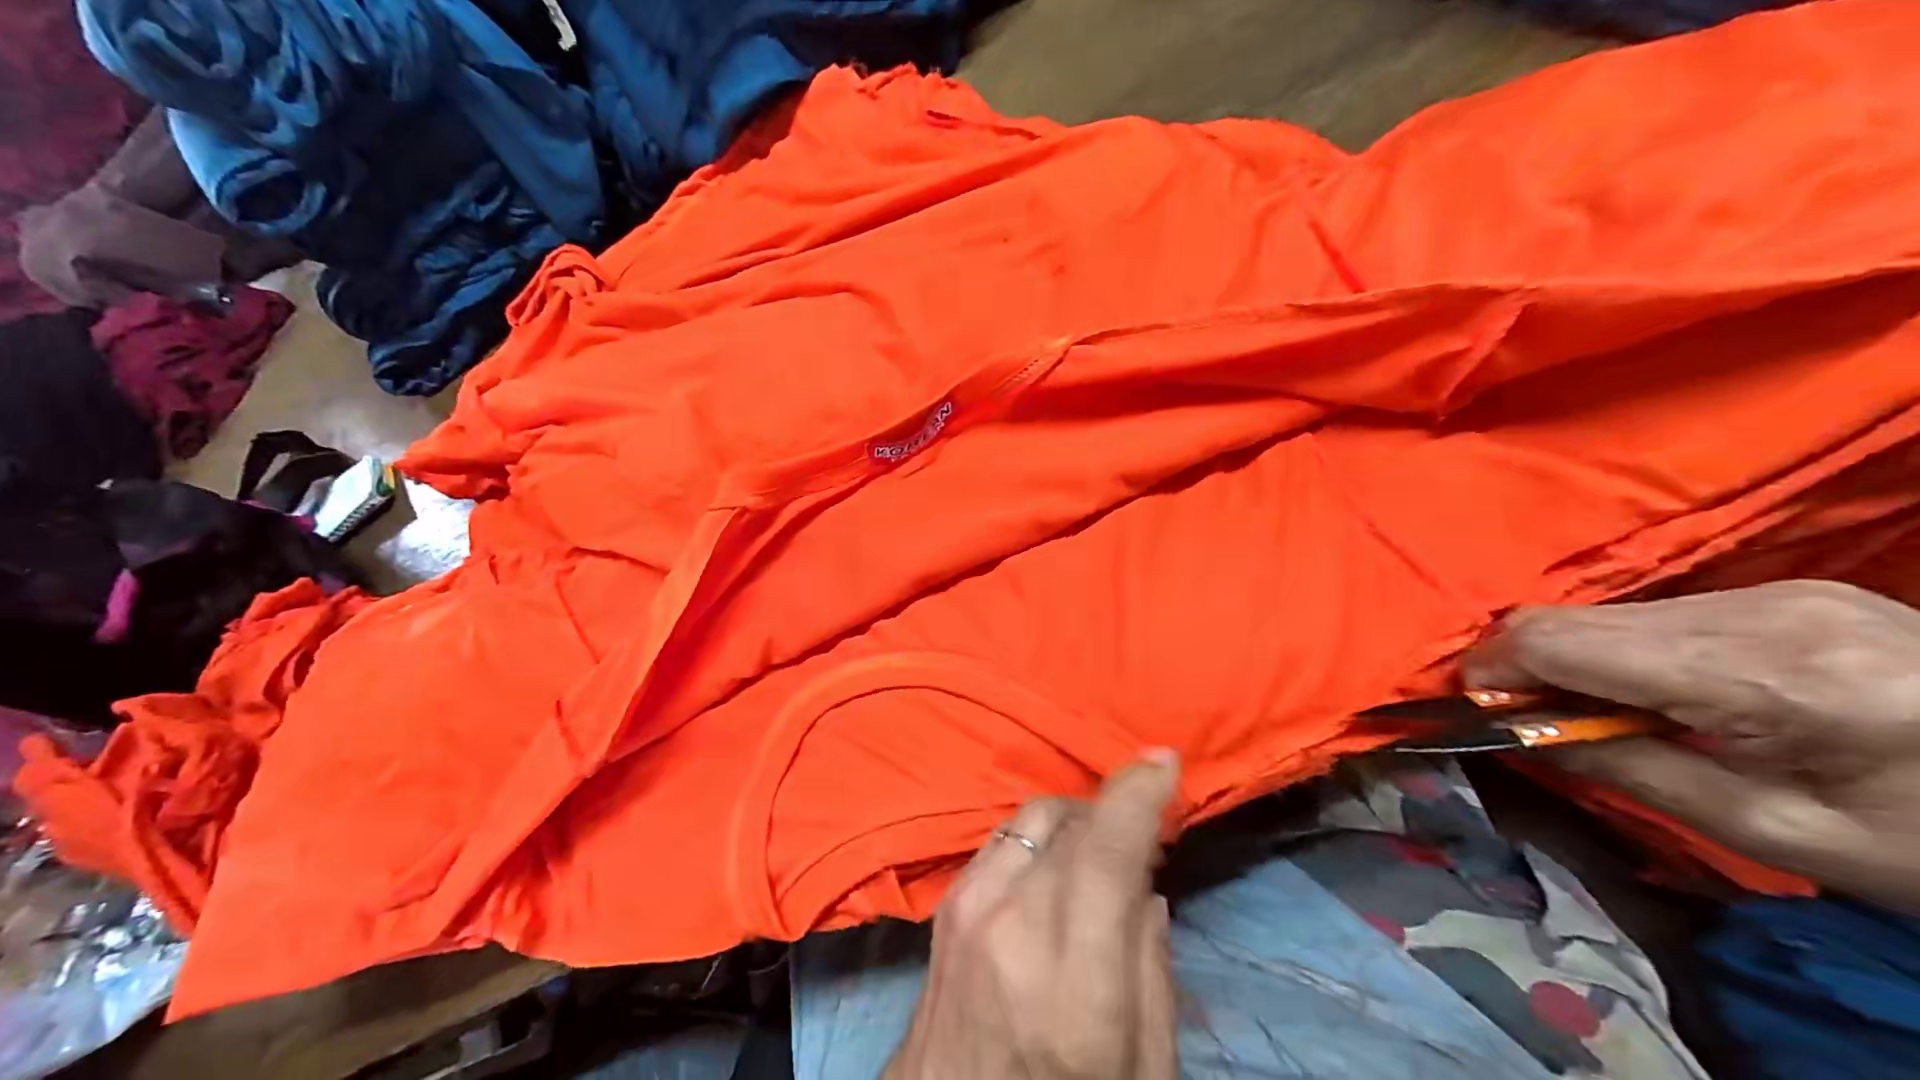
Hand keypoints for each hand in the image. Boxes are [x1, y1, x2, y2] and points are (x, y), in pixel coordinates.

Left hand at [883, 752, 1180, 1079]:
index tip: (1165, 762)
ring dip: (1077, 816)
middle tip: (1146, 827)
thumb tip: (1146, 884)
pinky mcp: (946, 902)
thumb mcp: (1140, 1066)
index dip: (1139, 795)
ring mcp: (969, 905)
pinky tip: (1055, 861)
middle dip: (1115, 808)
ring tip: (1102, 845)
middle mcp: (1012, 923)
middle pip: (1071, 823)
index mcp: (1072, 980)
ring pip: (1032, 817)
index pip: (1107, 854)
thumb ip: (1151, 968)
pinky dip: (1039, 835)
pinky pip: (1002, 837)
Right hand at [1463, 580, 1919, 911]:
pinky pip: (1655, 612)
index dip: (1496, 668)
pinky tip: (1657, 689)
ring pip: (1607, 611)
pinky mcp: (1784, 588)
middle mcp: (1758, 610)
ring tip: (1598, 710)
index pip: (1564, 640)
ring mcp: (1775, 590)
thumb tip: (1517, 732)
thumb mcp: (1774, 833)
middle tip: (1530, 718)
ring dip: (1573, 657)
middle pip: (1574, 617)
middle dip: (1525, 665)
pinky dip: (1621, 649)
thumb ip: (1628, 771)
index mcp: (1764, 675)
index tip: (1481, 709)